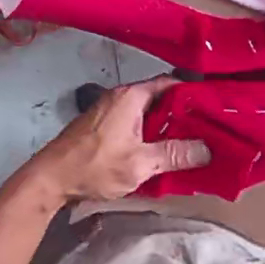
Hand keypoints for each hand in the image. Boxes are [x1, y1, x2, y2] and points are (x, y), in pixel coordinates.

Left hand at [22, 77, 211, 202]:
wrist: (49, 180)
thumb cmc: (94, 166)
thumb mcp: (139, 164)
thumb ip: (174, 155)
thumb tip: (208, 149)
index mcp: (131, 97)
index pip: (171, 83)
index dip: (194, 93)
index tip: (215, 106)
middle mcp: (121, 98)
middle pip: (161, 98)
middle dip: (184, 113)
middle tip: (210, 127)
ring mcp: (110, 112)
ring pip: (148, 113)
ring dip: (167, 126)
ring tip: (193, 141)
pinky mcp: (103, 127)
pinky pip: (136, 124)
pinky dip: (151, 133)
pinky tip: (164, 150)